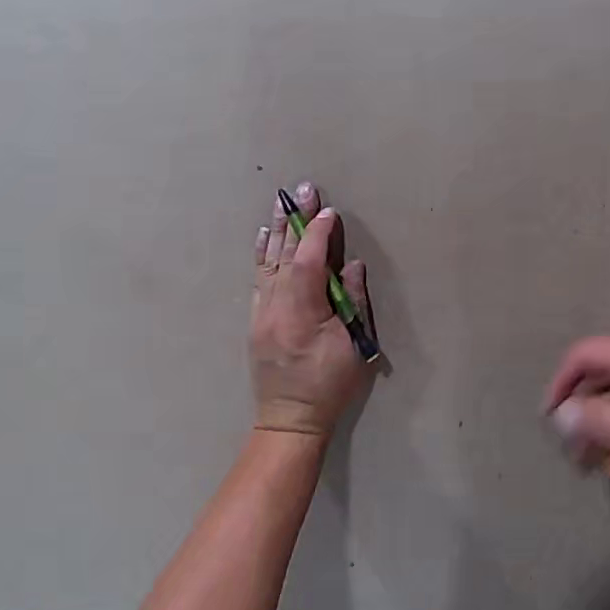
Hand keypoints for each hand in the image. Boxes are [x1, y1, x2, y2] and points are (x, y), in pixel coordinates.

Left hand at [250, 182, 369, 436]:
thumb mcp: (353, 347)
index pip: (309, 262)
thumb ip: (353, 302)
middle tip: (303, 189)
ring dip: (277, 230)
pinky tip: (263, 235)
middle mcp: (276, 307)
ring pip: (268, 262)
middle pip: (286, 255)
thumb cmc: (329, 385)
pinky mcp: (256, 319)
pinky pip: (258, 277)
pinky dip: (262, 253)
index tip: (329, 212)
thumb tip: (353, 264)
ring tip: (282, 201)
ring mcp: (262, 312)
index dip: (318, 234)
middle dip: (296, 220)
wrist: (289, 420)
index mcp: (302, 313)